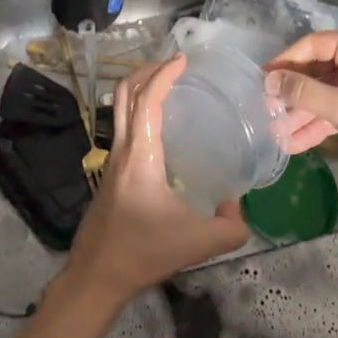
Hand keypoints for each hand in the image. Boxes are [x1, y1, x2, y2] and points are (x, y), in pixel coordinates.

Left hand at [64, 54, 248, 301]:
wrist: (97, 276)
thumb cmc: (143, 252)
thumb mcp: (197, 243)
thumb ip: (231, 226)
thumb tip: (240, 207)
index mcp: (141, 155)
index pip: (147, 99)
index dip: (163, 74)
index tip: (183, 60)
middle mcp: (122, 149)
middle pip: (123, 93)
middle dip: (146, 70)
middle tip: (172, 64)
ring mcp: (112, 161)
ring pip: (119, 109)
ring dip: (139, 89)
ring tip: (166, 86)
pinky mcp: (110, 174)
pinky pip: (122, 128)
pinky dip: (137, 112)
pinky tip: (158, 127)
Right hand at [265, 31, 337, 194]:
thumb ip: (304, 92)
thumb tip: (268, 79)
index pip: (314, 44)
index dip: (287, 61)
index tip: (262, 79)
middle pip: (316, 69)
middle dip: (292, 92)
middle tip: (265, 108)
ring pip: (322, 93)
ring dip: (300, 112)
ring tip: (274, 131)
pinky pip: (332, 110)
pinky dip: (314, 124)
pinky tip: (292, 143)